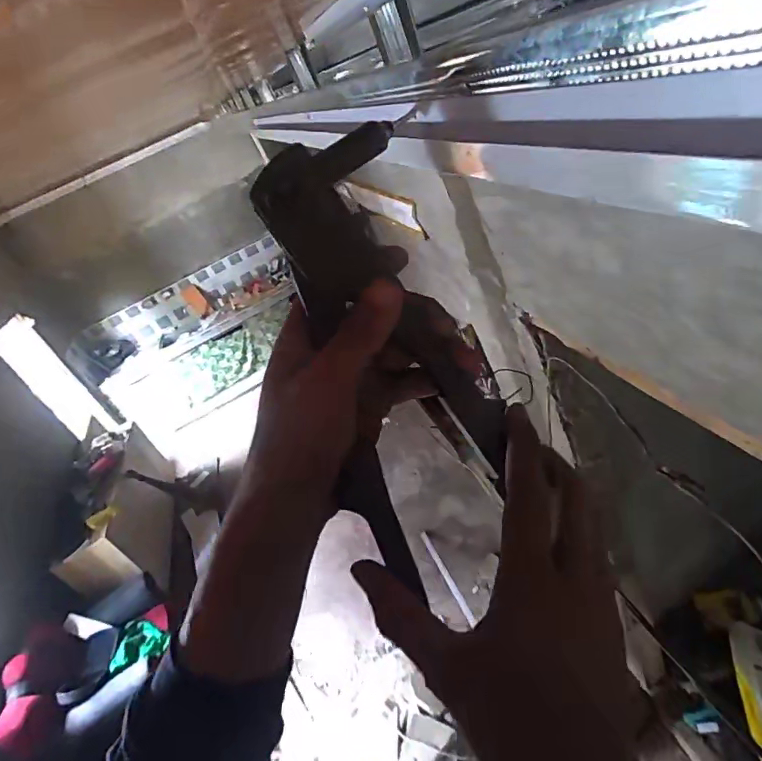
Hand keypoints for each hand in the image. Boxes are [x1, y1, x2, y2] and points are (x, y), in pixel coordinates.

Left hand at [238, 279, 434, 525]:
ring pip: (397, 350)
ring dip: (429, 352)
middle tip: (451, 329)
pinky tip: (452, 382)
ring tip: (467, 361)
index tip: (402, 260)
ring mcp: (354, 375)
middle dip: (417, 322)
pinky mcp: (371, 403)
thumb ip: (359, 333)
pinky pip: (402, 382)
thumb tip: (389, 283)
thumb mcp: (329, 379)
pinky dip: (424, 379)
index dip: (367, 271)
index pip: (337, 288)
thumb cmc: (298, 433)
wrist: (294, 501)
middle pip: (379, 319)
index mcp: (308, 333)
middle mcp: (332, 348)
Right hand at [353, 407, 679, 760]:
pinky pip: (599, 555)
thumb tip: (360, 567)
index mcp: (533, 576)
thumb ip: (400, 614)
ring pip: (595, 524)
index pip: (532, 493)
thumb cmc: (509, 719)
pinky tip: (558, 550)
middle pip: (578, 497)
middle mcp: (576, 574)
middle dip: (555, 463)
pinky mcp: (612, 620)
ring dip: (572, 496)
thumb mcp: (446, 667)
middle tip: (527, 449)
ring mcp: (601, 597)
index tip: (517, 415)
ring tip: (542, 489)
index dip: (525, 448)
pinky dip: (580, 531)